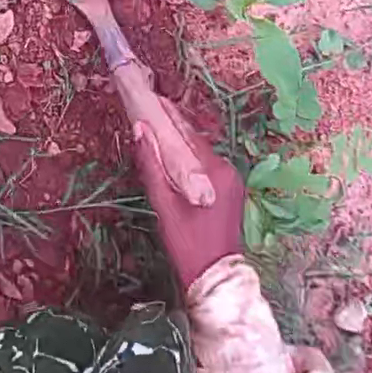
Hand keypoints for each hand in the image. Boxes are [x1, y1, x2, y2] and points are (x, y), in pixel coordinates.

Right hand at [131, 98, 243, 286]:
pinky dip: (189, 158)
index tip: (153, 99)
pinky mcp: (230, 190)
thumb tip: (140, 129)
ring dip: (180, 142)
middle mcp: (227, 169)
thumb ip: (151, 164)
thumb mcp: (162, 202)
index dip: (169, 116)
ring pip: (200, 153)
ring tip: (158, 129)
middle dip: (173, 126)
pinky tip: (173, 156)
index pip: (187, 133)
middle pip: (195, 141)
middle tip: (151, 109)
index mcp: (213, 171)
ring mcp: (231, 180)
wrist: (214, 274)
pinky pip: (206, 166)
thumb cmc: (186, 241)